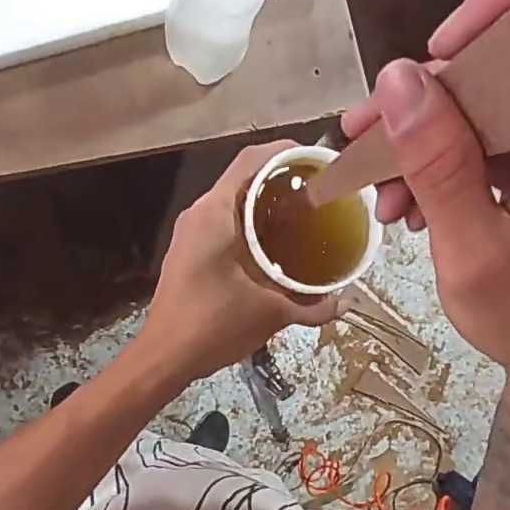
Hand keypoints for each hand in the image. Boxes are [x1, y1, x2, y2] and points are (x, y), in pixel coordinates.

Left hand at [136, 142, 342, 382]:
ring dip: (266, 206)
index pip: (252, 160)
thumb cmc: (212, 326)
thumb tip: (345, 303)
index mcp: (214, 212)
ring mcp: (189, 234)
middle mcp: (198, 214)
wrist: (164, 357)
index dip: (288, 152)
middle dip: (282, 180)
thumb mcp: (270, 313)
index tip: (320, 160)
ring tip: (304, 216)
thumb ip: (312, 306)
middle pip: (243, 178)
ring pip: (233, 203)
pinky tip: (276, 247)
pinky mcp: (187, 253)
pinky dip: (250, 227)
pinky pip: (224, 225)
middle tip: (319, 192)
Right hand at [339, 0, 509, 390]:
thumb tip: (395, 82)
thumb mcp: (473, 255)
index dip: (506, 11)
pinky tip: (408, 195)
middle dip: (441, 93)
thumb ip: (438, 167)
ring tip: (380, 184)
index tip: (431, 60)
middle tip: (372, 127)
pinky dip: (449, 153)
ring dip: (432, 132)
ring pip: (505, 94)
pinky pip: (502, 126)